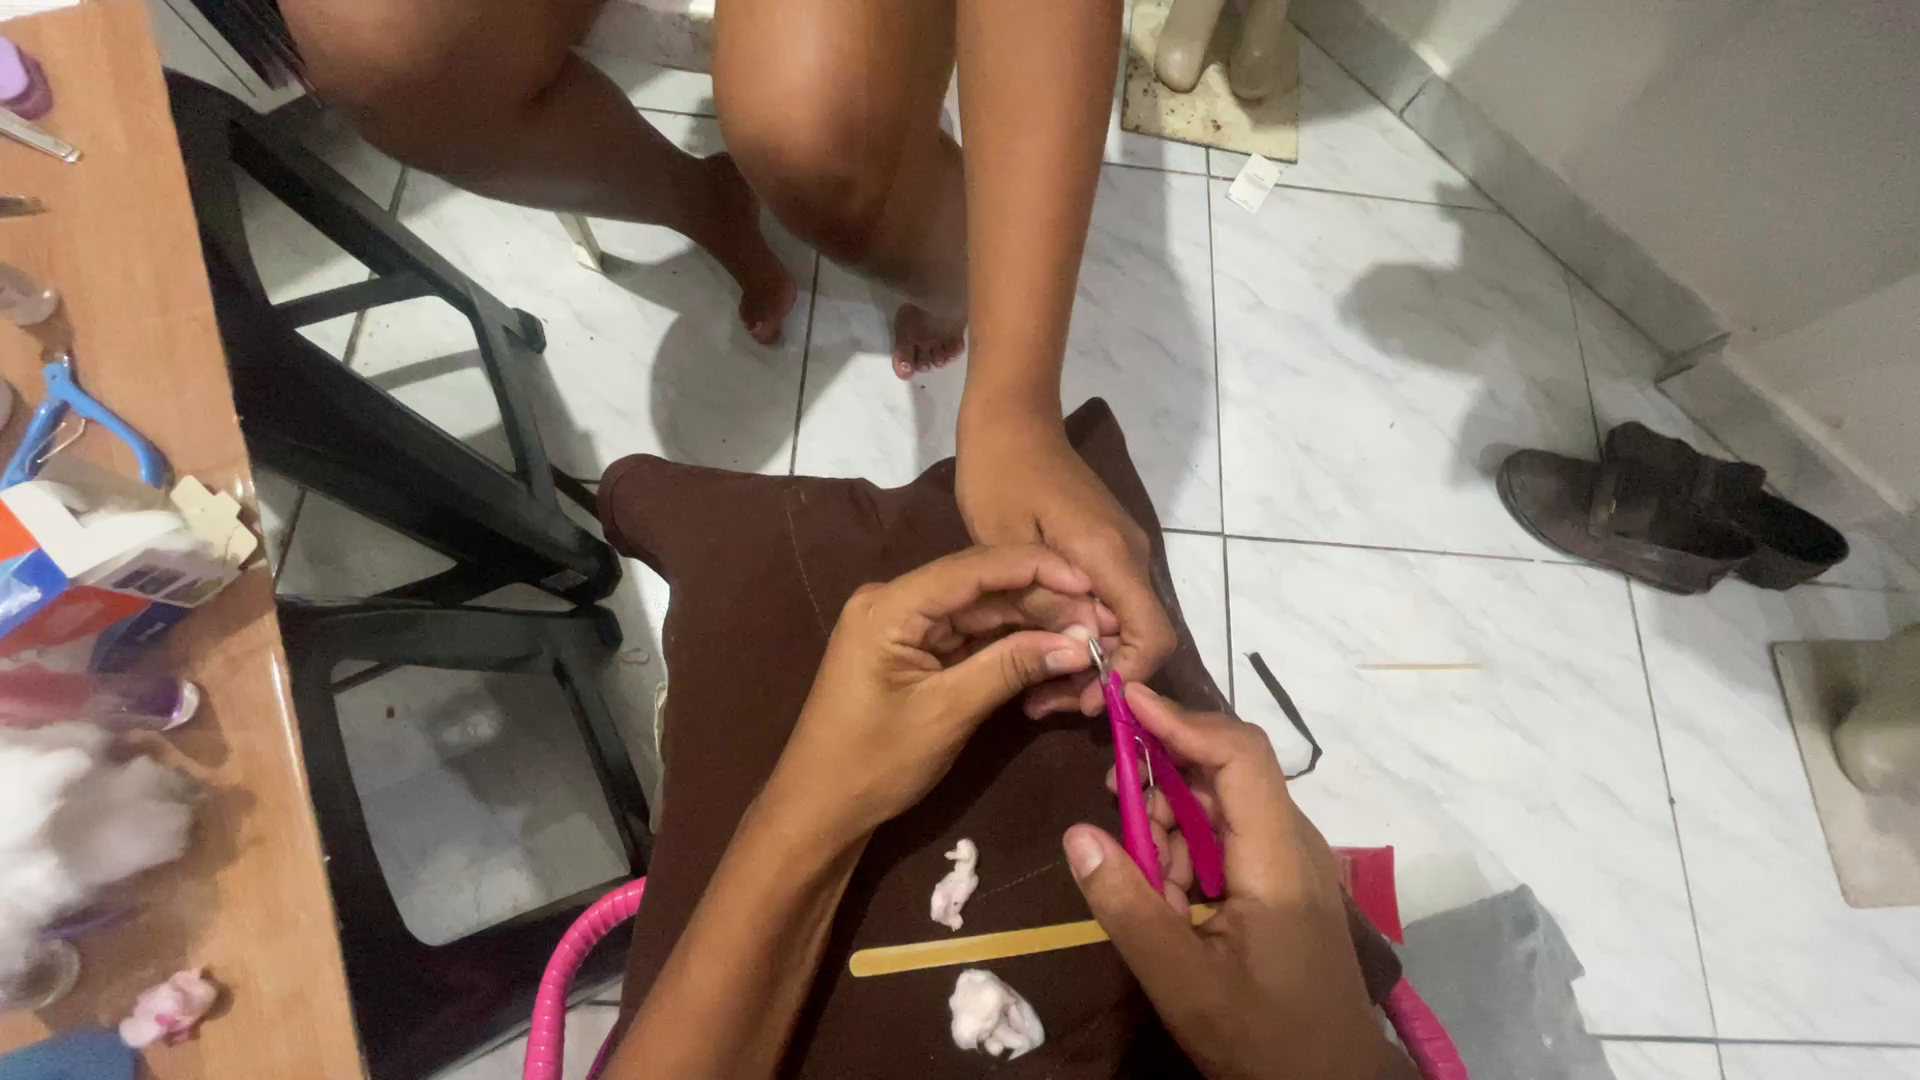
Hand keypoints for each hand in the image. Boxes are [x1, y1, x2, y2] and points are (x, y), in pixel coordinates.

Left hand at [770, 545, 1100, 843]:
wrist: (820, 808)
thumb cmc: (873, 762)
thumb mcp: (947, 713)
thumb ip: (1011, 667)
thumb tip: (1079, 644)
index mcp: (889, 604)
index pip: (972, 568)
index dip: (1035, 568)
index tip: (1088, 582)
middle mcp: (896, 600)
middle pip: (981, 586)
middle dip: (1041, 599)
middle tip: (1100, 618)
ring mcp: (905, 624)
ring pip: (981, 610)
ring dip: (1031, 621)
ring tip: (1088, 633)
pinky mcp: (916, 648)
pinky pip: (970, 635)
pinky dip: (1009, 643)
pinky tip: (1052, 647)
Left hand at [956, 413, 1174, 717]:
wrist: (1012, 420)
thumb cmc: (999, 476)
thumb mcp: (1004, 543)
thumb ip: (1042, 597)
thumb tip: (1078, 649)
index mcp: (1108, 554)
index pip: (1150, 633)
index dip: (1125, 676)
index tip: (1084, 702)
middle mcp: (1129, 555)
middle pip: (1138, 635)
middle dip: (1099, 676)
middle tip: (1045, 704)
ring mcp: (1121, 550)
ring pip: (1121, 622)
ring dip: (1085, 658)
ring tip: (1035, 690)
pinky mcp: (1106, 549)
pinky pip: (1106, 602)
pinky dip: (1080, 632)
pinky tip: (1038, 650)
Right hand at [1063, 685, 1413, 1079]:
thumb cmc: (1266, 1042)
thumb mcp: (1183, 983)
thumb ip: (1128, 906)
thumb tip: (1077, 834)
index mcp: (1277, 857)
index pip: (1237, 754)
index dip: (1181, 719)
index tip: (1125, 701)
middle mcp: (1289, 841)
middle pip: (1223, 768)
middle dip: (1162, 773)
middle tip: (1113, 795)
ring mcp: (1287, 859)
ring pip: (1218, 801)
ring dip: (1170, 821)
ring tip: (1145, 874)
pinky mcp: (1277, 877)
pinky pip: (1223, 833)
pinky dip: (1185, 849)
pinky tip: (1169, 895)